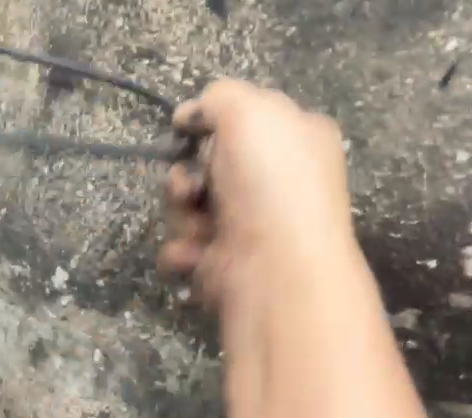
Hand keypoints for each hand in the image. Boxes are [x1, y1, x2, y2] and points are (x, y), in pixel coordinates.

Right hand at [157, 80, 360, 312]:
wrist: (273, 265)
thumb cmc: (269, 183)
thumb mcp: (249, 113)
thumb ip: (217, 99)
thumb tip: (187, 113)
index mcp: (292, 139)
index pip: (242, 121)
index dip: (209, 125)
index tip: (184, 131)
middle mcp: (271, 181)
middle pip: (204, 168)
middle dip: (184, 178)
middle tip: (188, 188)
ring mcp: (245, 225)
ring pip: (187, 210)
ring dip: (179, 217)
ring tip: (196, 228)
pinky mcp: (221, 262)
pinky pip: (183, 248)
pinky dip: (181, 251)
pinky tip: (194, 254)